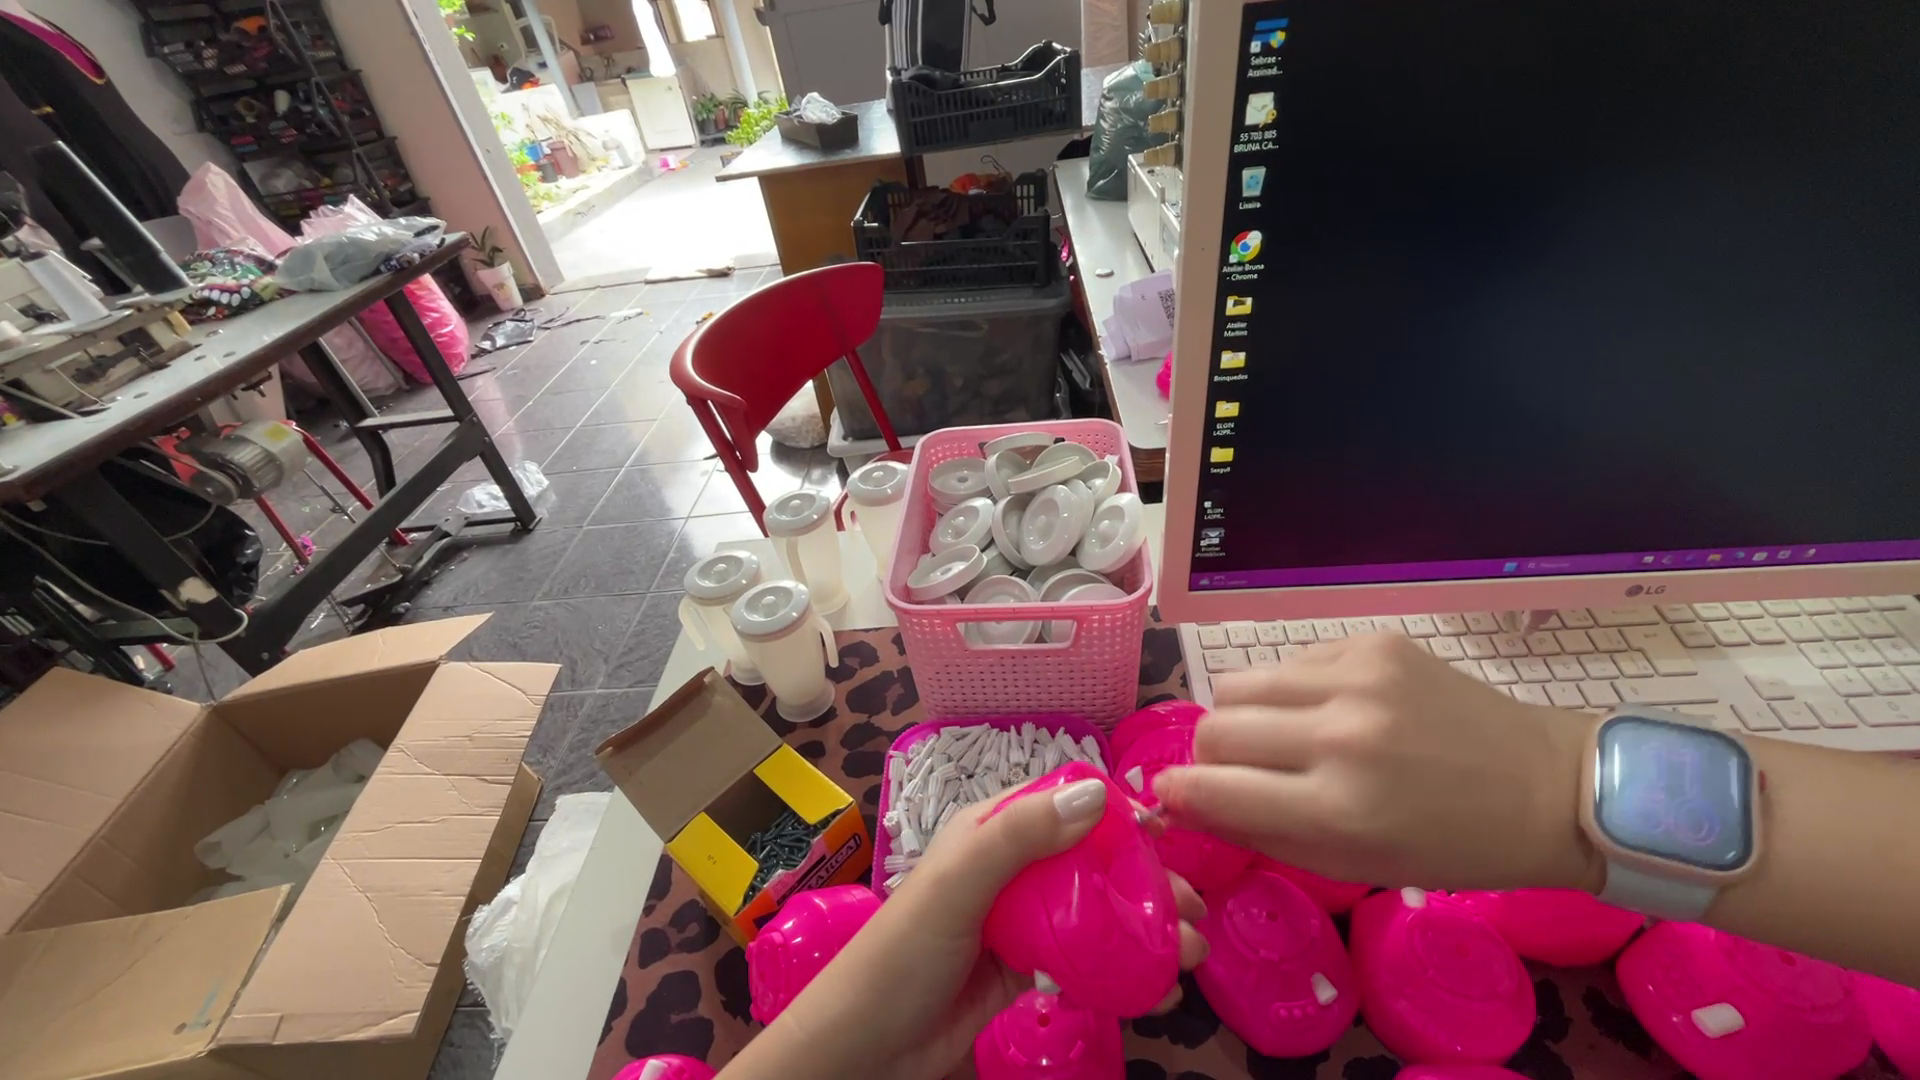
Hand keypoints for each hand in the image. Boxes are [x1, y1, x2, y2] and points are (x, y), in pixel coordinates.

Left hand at [724, 776, 1207, 1079]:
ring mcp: (1019, 918)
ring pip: (1092, 909)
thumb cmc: (907, 951)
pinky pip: (1082, 956)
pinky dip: (1120, 966)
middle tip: (1194, 904)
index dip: (1115, 812)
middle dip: (1142, 877)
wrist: (868, 1047)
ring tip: (1190, 950)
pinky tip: (1156, 985)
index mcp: (990, 830)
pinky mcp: (1026, 966)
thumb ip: (1019, 836)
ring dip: (1141, 924)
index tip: (1168, 832)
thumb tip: (1095, 794)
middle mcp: (1009, 867)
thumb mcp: (959, 883)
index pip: (1061, 804)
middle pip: (1088, 859)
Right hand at [1154, 634, 1603, 893]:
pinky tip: (1329, 708)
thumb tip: (1181, 800)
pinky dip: (1288, 691)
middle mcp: (1339, 736)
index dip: (1177, 791)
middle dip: (1212, 756)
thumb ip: (1258, 832)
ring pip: (1236, 685)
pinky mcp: (1369, 642)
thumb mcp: (1351, 863)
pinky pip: (1285, 664)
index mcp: (1339, 811)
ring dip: (1242, 716)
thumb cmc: (1448, 845)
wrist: (1546, 784)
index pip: (1210, 788)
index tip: (1172, 792)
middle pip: (1213, 729)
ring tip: (1282, 733)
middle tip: (1242, 769)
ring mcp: (1355, 679)